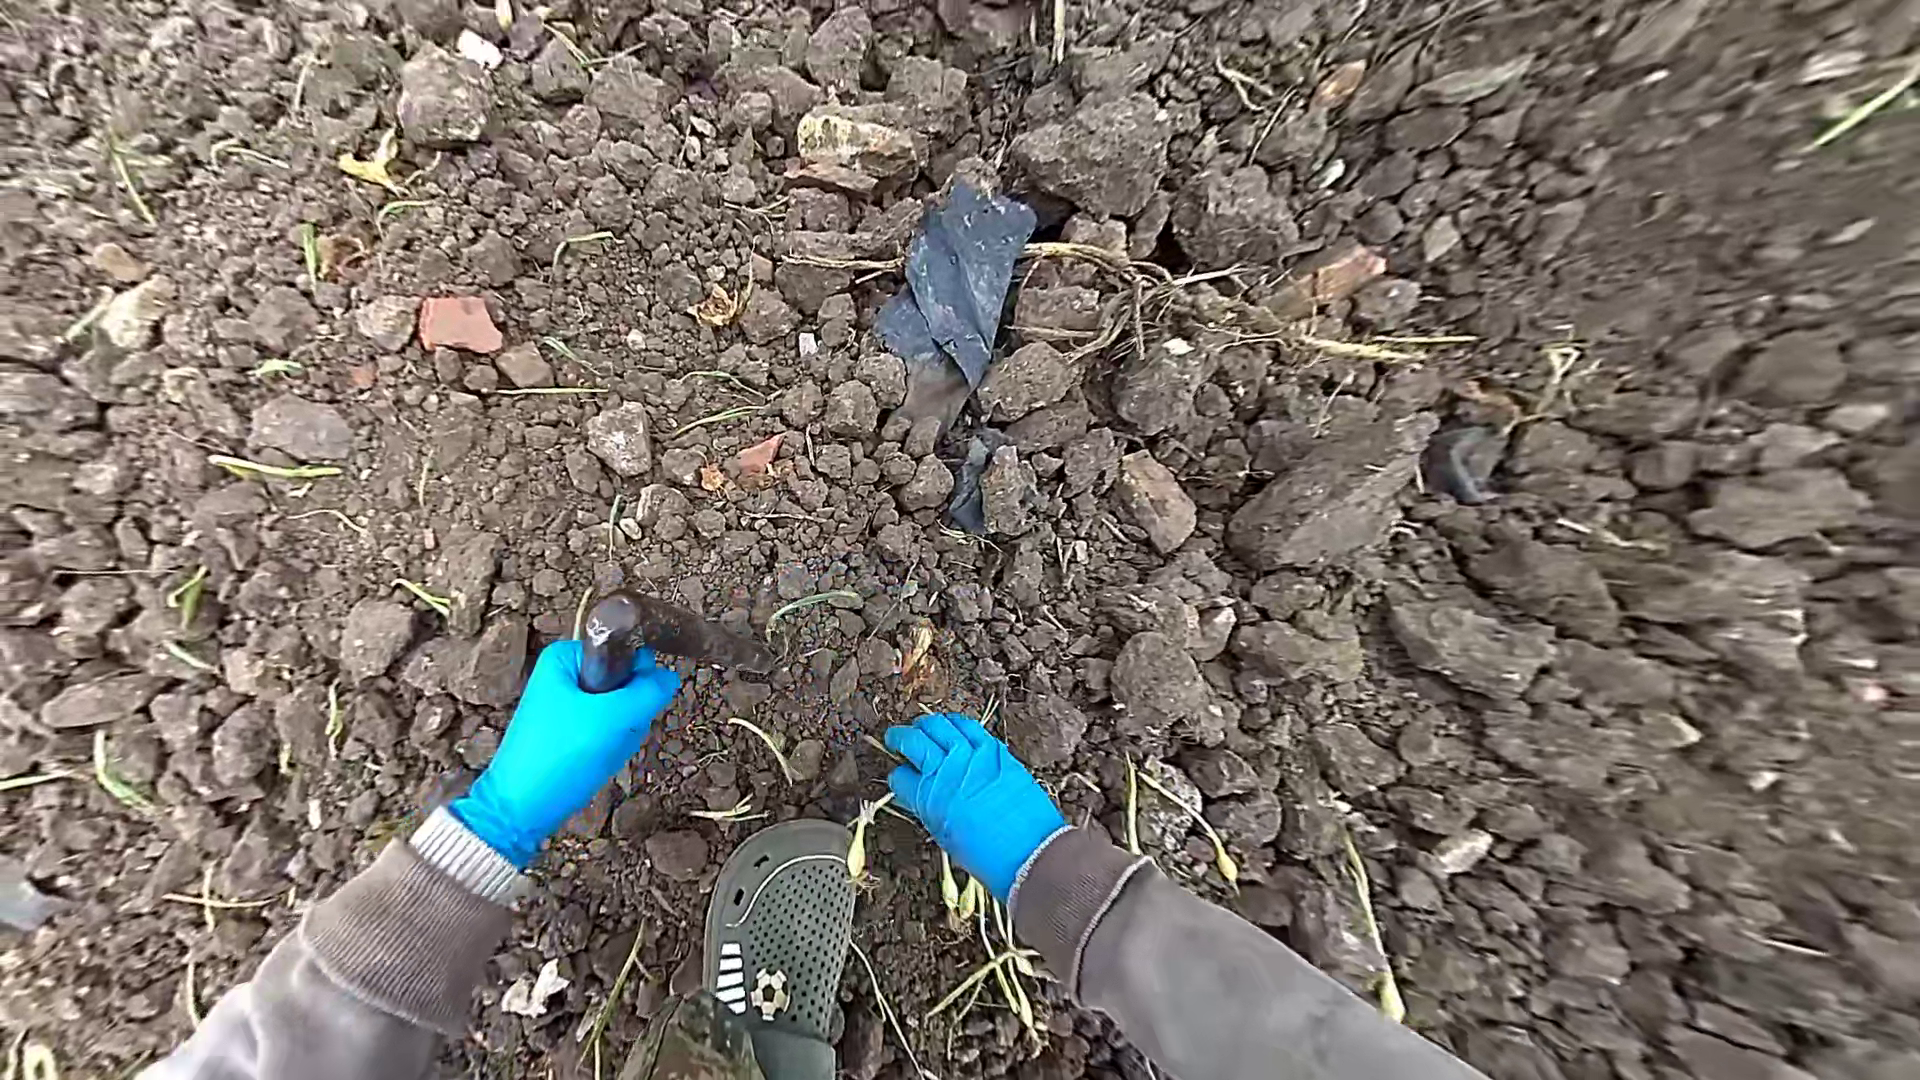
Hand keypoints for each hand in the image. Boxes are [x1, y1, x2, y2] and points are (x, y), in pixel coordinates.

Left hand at [452, 639, 679, 866]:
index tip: (628, 703)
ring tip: (607, 746)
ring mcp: (569, 701)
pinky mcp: (572, 726)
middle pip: (627, 678)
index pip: (626, 650)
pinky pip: (611, 723)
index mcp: (565, 657)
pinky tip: (603, 755)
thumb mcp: (616, 716)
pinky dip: (616, 740)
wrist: (522, 811)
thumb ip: (652, 689)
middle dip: (632, 707)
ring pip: (623, 703)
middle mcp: (565, 673)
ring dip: (626, 727)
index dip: (638, 676)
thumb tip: (669, 676)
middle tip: (616, 729)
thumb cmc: (561, 757)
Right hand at [886, 713, 1066, 900]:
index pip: (900, 776)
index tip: (898, 772)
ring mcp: (971, 755)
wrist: (1029, 851)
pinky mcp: (993, 748)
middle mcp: (946, 771)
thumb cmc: (988, 854)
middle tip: (897, 738)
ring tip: (924, 728)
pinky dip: (956, 723)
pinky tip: (952, 726)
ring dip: (927, 725)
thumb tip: (914, 793)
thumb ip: (926, 808)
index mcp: (930, 799)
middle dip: (901, 737)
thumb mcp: (944, 835)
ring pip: (940, 724)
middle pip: (915, 740)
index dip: (897, 774)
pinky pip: (969, 726)